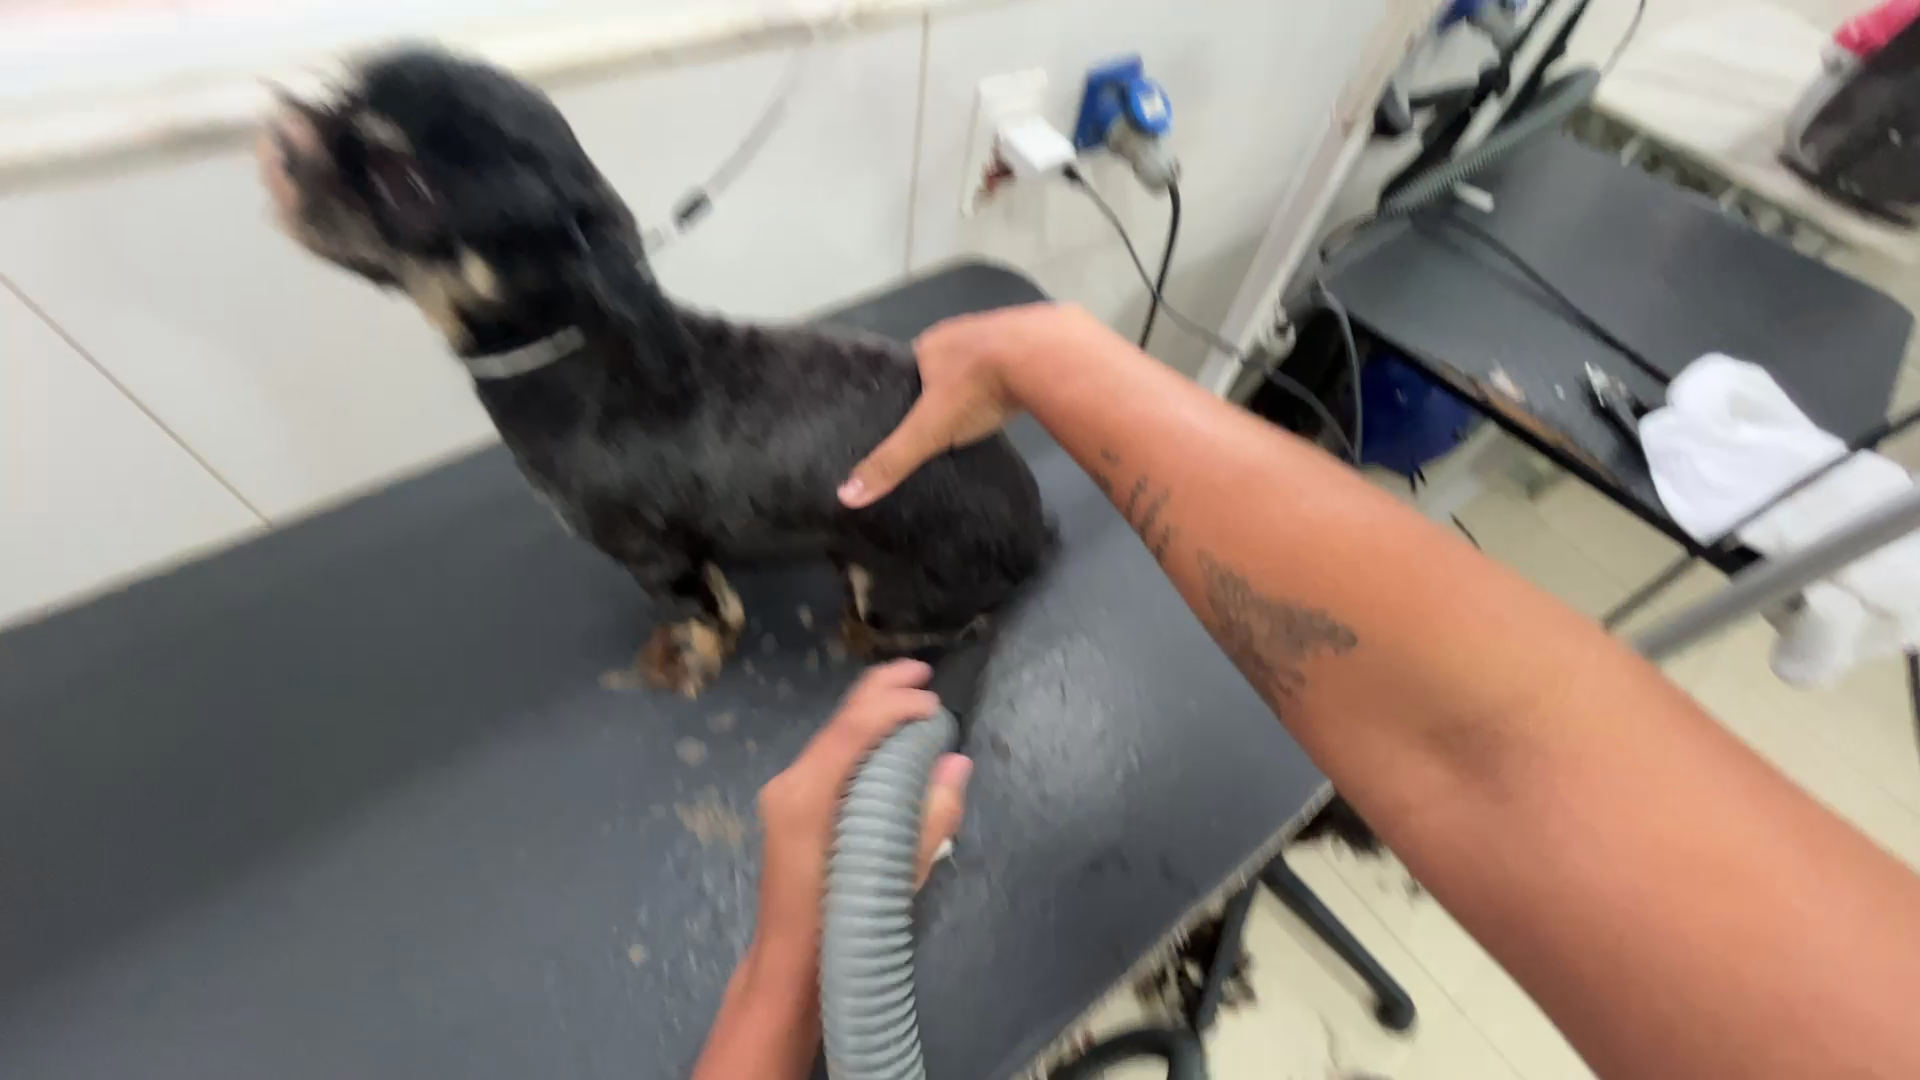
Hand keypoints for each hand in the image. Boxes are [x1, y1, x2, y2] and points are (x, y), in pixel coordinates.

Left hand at [753, 660, 972, 958]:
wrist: (787, 969)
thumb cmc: (839, 932)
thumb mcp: (892, 881)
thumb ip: (927, 821)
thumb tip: (956, 764)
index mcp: (805, 799)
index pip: (850, 731)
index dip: (893, 706)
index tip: (933, 703)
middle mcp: (789, 783)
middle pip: (838, 719)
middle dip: (882, 689)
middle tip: (922, 671)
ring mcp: (786, 790)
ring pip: (834, 731)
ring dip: (874, 708)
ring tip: (912, 690)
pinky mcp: (792, 800)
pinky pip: (832, 750)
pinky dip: (863, 731)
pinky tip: (888, 730)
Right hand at [838, 303, 1113, 506]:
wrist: (1042, 355)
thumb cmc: (976, 388)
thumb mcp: (929, 431)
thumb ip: (893, 460)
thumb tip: (846, 496)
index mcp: (930, 344)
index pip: (910, 370)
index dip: (910, 393)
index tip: (912, 417)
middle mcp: (960, 330)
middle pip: (945, 363)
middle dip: (945, 386)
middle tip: (947, 418)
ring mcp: (999, 330)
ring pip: (981, 358)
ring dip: (980, 378)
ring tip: (979, 408)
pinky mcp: (1034, 337)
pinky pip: (1014, 359)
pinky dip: (1011, 375)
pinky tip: (1015, 392)